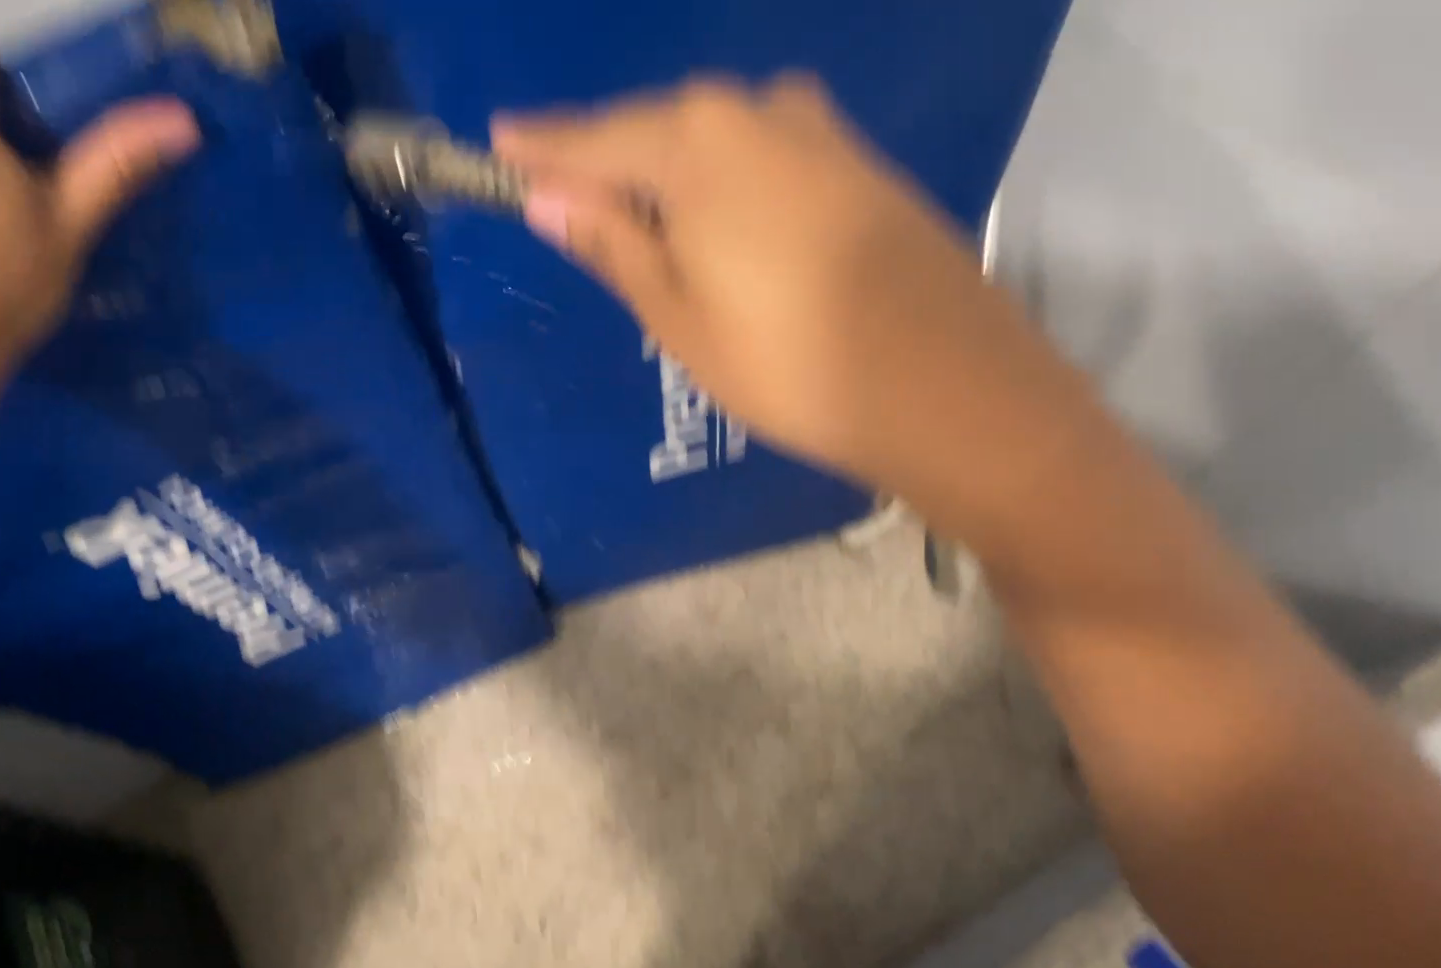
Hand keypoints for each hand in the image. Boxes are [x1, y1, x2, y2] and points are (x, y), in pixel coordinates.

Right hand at [493, 75, 1057, 480]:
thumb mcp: (676, 313)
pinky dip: (719, 186)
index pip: (595, 139)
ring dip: (664, 179)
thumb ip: (611, 242)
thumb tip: (548, 197)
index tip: (498, 145)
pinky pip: (758, 159)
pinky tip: (711, 224)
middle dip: (605, 163)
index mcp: (699, 142)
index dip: (543, 150)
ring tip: (630, 222)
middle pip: (655, 132)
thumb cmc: (785, 361)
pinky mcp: (855, 163)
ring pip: (711, 145)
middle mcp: (758, 110)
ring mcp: (817, 131)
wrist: (943, 384)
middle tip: (558, 193)